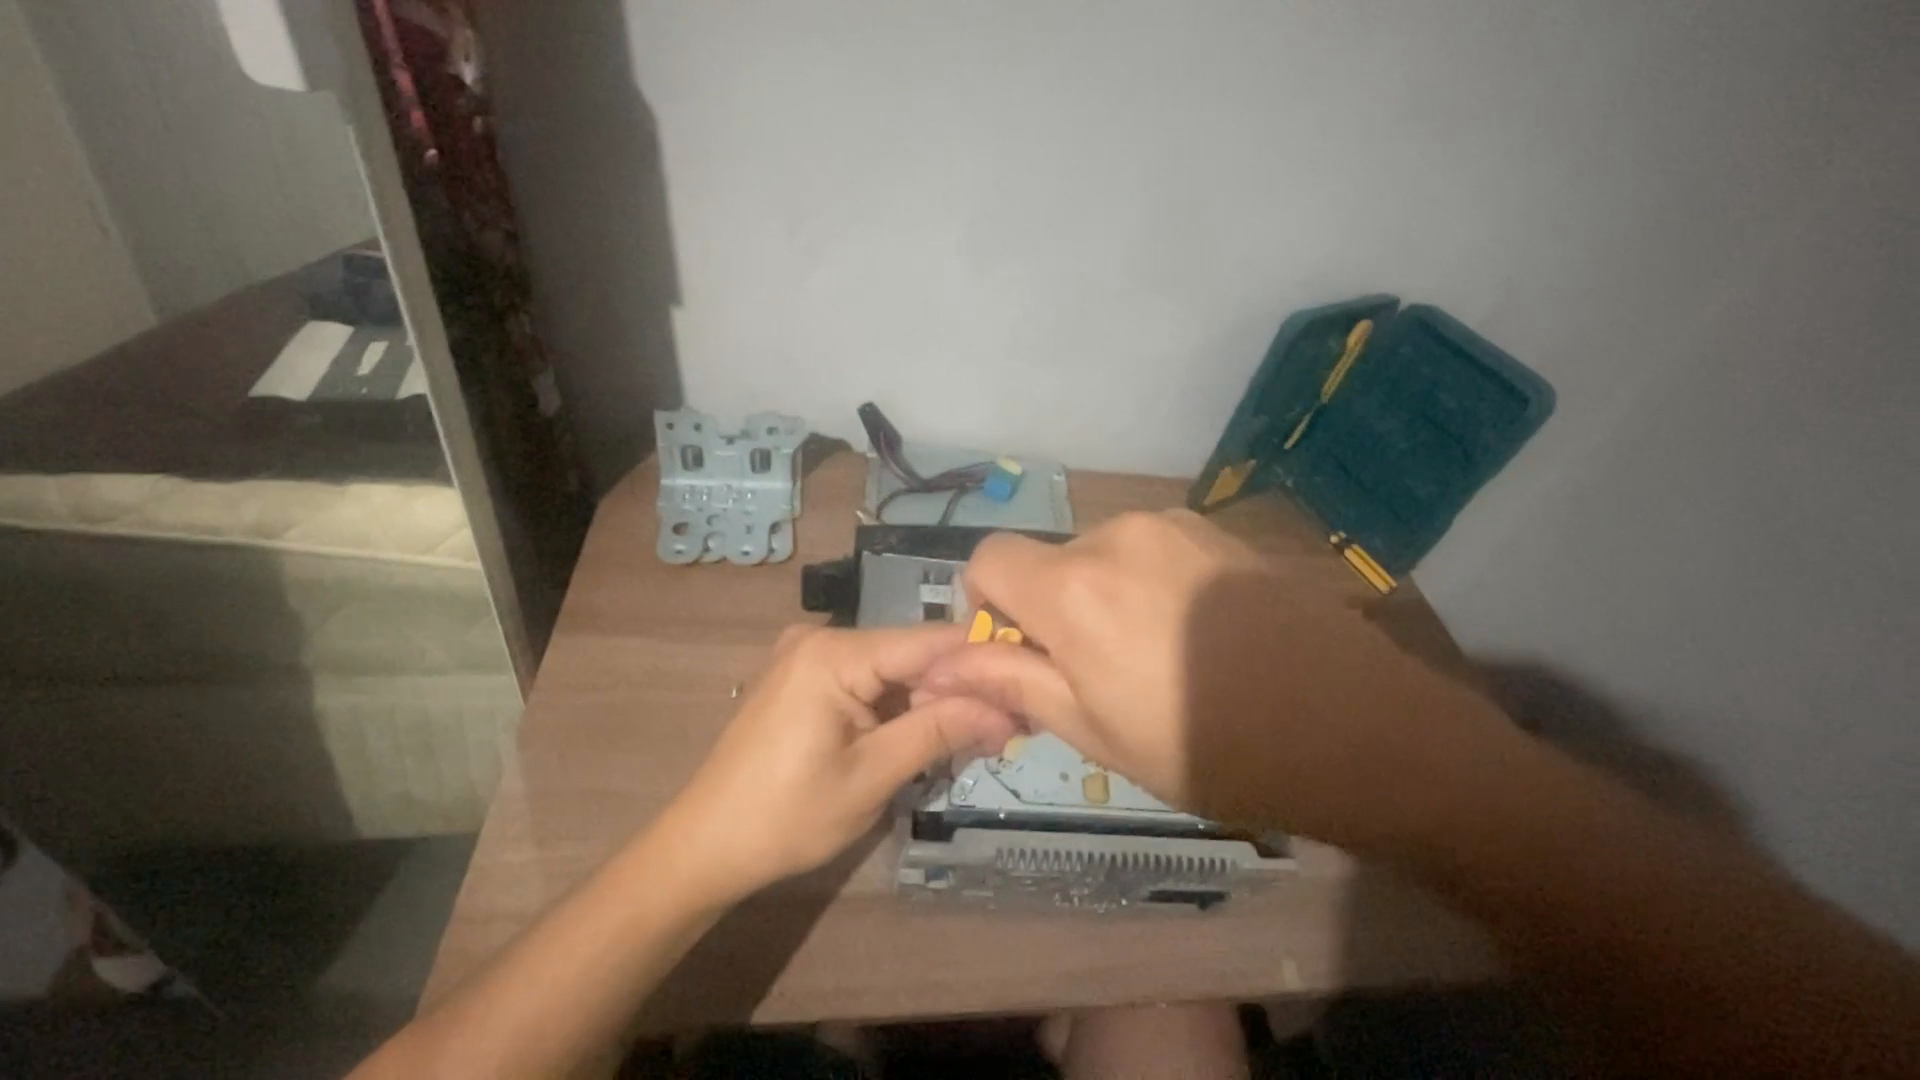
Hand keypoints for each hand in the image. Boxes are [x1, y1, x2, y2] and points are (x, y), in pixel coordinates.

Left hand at [656, 624, 1017, 903]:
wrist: (703, 846)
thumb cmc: (786, 817)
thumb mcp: (871, 777)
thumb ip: (937, 730)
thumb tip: (1004, 707)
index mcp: (833, 653)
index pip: (928, 641)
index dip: (983, 661)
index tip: (1030, 686)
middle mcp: (819, 639)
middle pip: (911, 654)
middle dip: (959, 688)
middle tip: (1008, 728)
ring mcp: (806, 658)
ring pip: (892, 670)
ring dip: (932, 701)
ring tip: (979, 736)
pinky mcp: (802, 680)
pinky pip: (866, 682)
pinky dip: (898, 707)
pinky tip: (927, 733)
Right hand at [922, 511, 1520, 851]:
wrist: (1354, 726)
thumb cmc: (1209, 748)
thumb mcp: (1095, 732)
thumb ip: (1011, 683)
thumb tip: (937, 667)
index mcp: (1072, 586)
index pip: (986, 560)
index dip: (986, 608)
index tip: (1020, 659)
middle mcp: (1116, 534)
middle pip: (1048, 562)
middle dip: (1051, 612)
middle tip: (1097, 677)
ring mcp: (1176, 525)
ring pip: (1103, 556)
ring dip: (1103, 598)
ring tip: (1157, 660)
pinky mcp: (1221, 531)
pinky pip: (1155, 550)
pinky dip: (1150, 585)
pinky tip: (1199, 637)